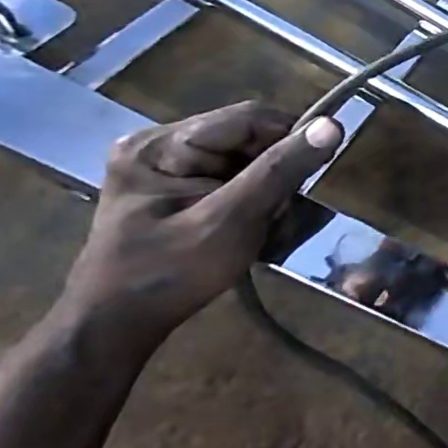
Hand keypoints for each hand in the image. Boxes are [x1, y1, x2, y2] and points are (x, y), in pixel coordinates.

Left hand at [58, 101, 342, 346]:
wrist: (116, 329)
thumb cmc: (171, 274)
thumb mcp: (232, 220)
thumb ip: (280, 170)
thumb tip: (332, 125)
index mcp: (160, 146)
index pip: (250, 118)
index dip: (292, 139)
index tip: (315, 175)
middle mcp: (159, 145)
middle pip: (249, 138)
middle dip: (277, 175)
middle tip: (280, 216)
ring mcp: (165, 167)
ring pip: (248, 160)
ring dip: (270, 192)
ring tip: (265, 228)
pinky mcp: (175, 188)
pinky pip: (235, 178)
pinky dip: (255, 201)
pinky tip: (252, 228)